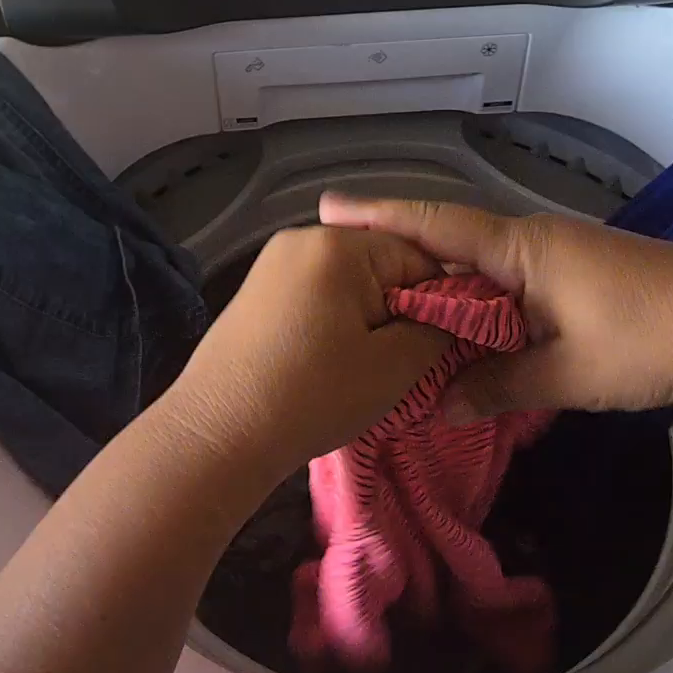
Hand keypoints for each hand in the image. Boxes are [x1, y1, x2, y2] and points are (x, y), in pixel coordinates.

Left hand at [156, 225, 453, 470]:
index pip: (419, 255)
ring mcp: (272, 263)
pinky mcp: (255, 290)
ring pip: (347, 282)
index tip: (441, 345)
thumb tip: (455, 313)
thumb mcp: (394, 367)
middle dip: (398, 309)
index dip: (440, 300)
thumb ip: (438, 328)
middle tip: (400, 361)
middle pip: (380, 264)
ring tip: (362, 366)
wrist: (217, 434)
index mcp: (337, 244)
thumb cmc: (312, 396)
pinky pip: (314, 293)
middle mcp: (301, 238)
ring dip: (366, 318)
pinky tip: (327, 360)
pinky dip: (333, 320)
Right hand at [319, 193, 672, 420]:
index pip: (436, 225)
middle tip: (344, 269)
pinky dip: (472, 294)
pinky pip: (504, 275)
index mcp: (521, 249)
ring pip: (477, 259)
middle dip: (397, 250)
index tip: (329, 209)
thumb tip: (436, 410)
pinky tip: (458, 322)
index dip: (380, 217)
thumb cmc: (648, 339)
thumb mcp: (567, 374)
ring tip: (388, 299)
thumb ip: (497, 388)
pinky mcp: (574, 270)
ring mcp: (556, 251)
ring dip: (437, 276)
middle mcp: (532, 239)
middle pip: (450, 238)